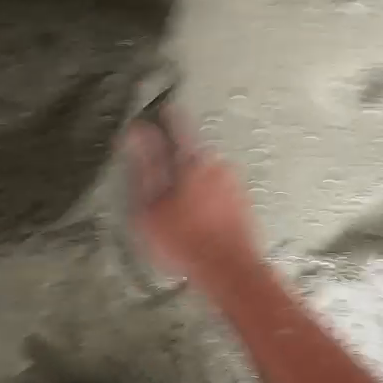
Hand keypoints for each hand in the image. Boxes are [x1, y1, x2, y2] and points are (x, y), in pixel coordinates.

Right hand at [122, 110, 261, 284]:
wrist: (230, 270)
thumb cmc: (186, 241)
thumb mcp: (151, 207)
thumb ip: (144, 166)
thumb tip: (136, 134)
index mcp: (193, 160)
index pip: (177, 124)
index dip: (165, 116)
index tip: (158, 111)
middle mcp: (219, 165)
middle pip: (193, 153)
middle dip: (178, 165)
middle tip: (162, 188)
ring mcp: (235, 184)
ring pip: (207, 175)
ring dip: (194, 186)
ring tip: (180, 214)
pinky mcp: (245, 204)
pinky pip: (220, 194)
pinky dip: (209, 202)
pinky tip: (199, 224)